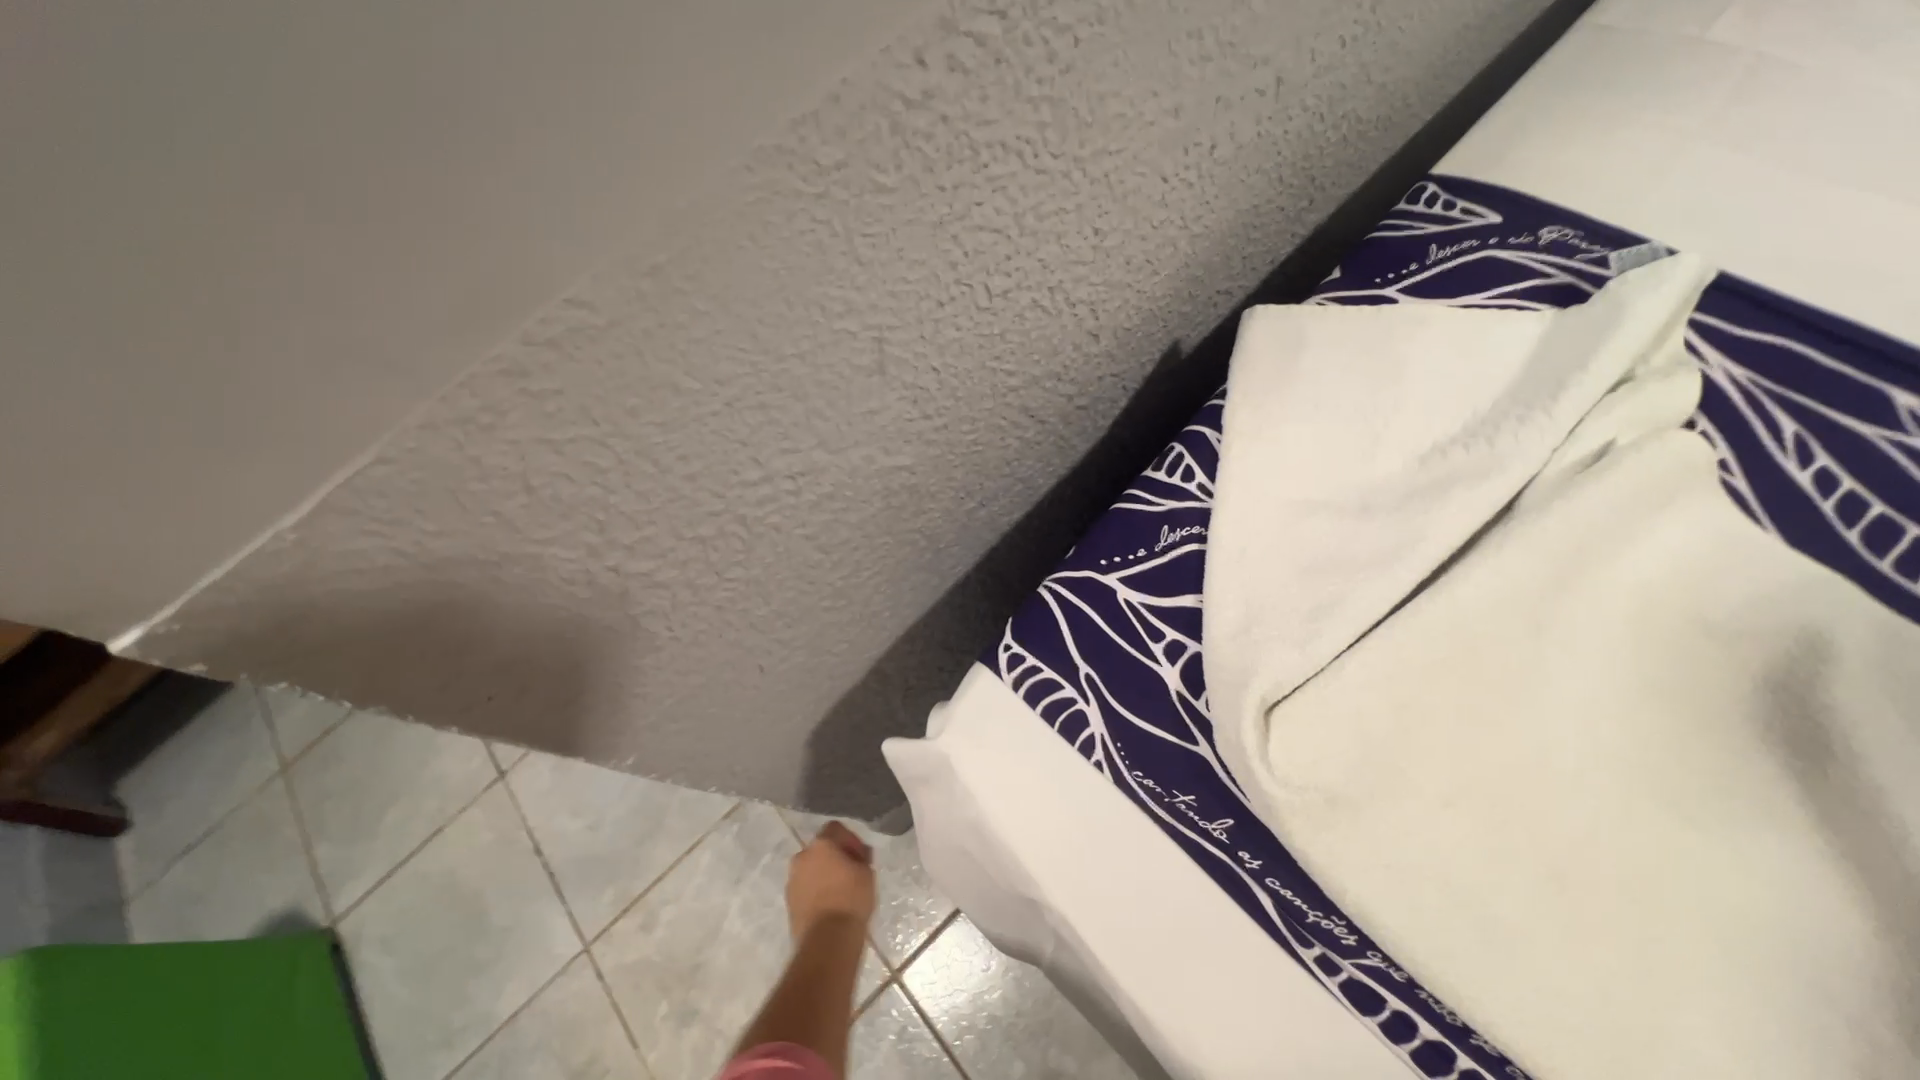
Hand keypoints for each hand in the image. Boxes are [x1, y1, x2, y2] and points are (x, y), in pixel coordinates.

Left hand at [786, 821, 875, 939]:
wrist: (827, 938)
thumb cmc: (851, 899)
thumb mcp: (867, 873)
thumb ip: (860, 857)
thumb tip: (857, 854)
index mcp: (821, 844)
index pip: (835, 828)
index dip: (850, 839)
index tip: (861, 856)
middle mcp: (801, 856)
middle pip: (820, 849)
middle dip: (835, 857)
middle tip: (852, 873)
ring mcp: (792, 879)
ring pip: (811, 869)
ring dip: (824, 874)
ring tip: (840, 892)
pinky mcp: (789, 901)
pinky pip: (805, 888)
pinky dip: (816, 891)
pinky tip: (829, 905)